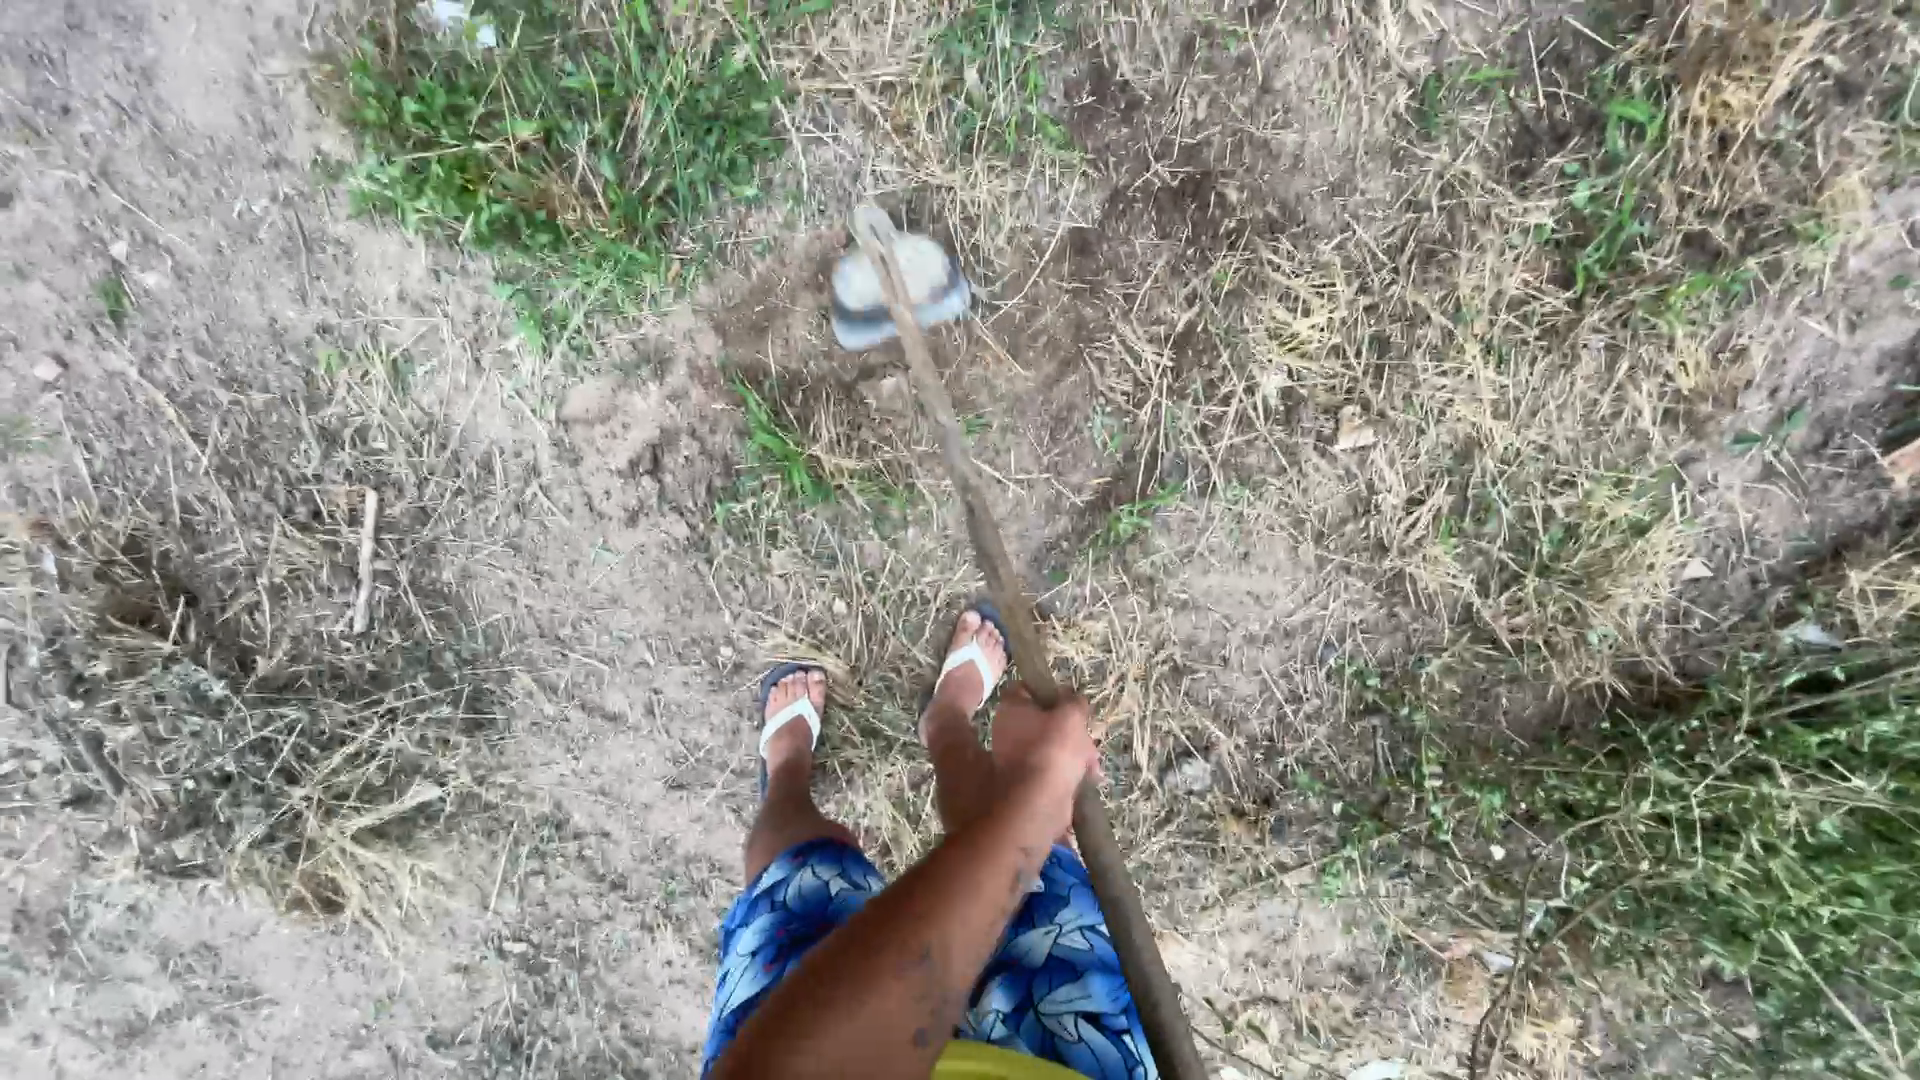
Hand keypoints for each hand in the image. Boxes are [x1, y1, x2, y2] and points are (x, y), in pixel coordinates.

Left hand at [990, 683, 1098, 836]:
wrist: (1038, 805)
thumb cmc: (1052, 750)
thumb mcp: (1071, 716)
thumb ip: (1074, 702)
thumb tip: (1074, 700)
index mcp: (1010, 708)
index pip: (1027, 689)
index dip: (1051, 692)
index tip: (1072, 703)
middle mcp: (1006, 731)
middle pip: (1044, 721)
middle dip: (1071, 731)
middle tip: (1087, 740)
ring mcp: (1014, 759)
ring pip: (1051, 747)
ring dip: (1075, 754)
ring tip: (1091, 766)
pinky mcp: (1026, 784)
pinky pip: (1051, 771)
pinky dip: (1069, 775)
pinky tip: (1086, 781)